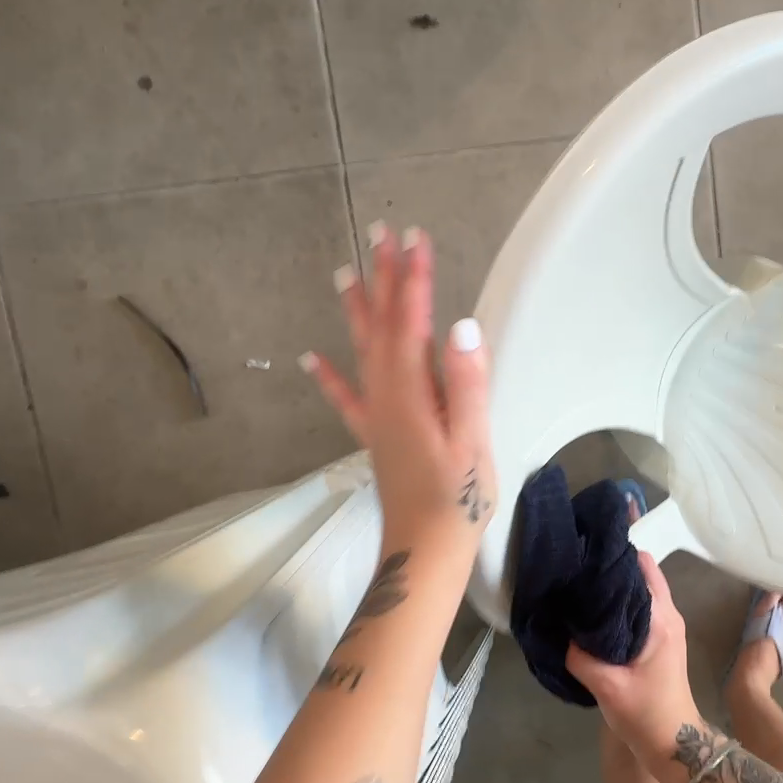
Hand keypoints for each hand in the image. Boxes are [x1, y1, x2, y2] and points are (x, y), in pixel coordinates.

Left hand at [302, 222, 493, 544]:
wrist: (425, 548)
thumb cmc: (457, 498)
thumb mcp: (472, 440)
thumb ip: (466, 384)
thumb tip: (462, 326)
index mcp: (412, 393)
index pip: (412, 322)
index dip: (414, 279)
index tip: (415, 238)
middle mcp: (386, 395)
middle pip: (381, 326)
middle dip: (383, 279)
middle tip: (380, 234)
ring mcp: (376, 415)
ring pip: (363, 351)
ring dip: (358, 311)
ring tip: (346, 273)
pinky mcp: (375, 435)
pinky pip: (347, 397)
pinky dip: (329, 376)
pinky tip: (310, 358)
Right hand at [567, 552, 702, 761]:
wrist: (673, 744)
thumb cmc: (645, 713)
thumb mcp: (606, 685)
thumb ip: (579, 654)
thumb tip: (557, 627)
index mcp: (660, 619)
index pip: (641, 568)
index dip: (614, 558)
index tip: (584, 556)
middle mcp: (668, 615)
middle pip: (641, 574)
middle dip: (611, 570)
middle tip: (576, 571)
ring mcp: (666, 626)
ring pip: (640, 591)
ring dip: (614, 588)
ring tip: (580, 589)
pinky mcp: (660, 639)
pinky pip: (639, 608)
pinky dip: (619, 605)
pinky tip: (592, 614)